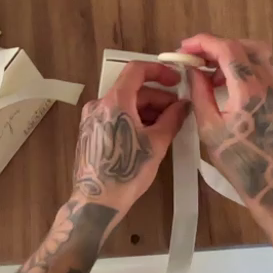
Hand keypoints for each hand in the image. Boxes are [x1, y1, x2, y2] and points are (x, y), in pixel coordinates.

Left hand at [71, 60, 188, 214]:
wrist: (96, 201)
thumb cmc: (126, 172)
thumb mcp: (156, 144)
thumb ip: (172, 119)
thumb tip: (183, 106)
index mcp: (115, 102)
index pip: (136, 70)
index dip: (159, 71)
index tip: (175, 80)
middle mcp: (98, 105)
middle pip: (132, 90)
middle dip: (157, 98)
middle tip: (177, 112)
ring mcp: (91, 119)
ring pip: (123, 104)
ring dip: (146, 110)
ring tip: (166, 126)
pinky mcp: (89, 133)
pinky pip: (114, 117)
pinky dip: (132, 119)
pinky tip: (148, 135)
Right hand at [179, 34, 272, 217]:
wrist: (268, 180)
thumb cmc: (236, 158)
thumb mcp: (209, 127)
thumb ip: (200, 93)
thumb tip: (193, 71)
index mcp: (248, 89)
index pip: (227, 49)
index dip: (204, 43)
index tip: (185, 48)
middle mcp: (266, 83)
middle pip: (245, 45)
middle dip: (217, 45)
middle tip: (196, 57)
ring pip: (256, 54)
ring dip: (230, 55)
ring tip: (208, 72)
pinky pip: (259, 69)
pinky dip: (240, 67)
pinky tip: (223, 84)